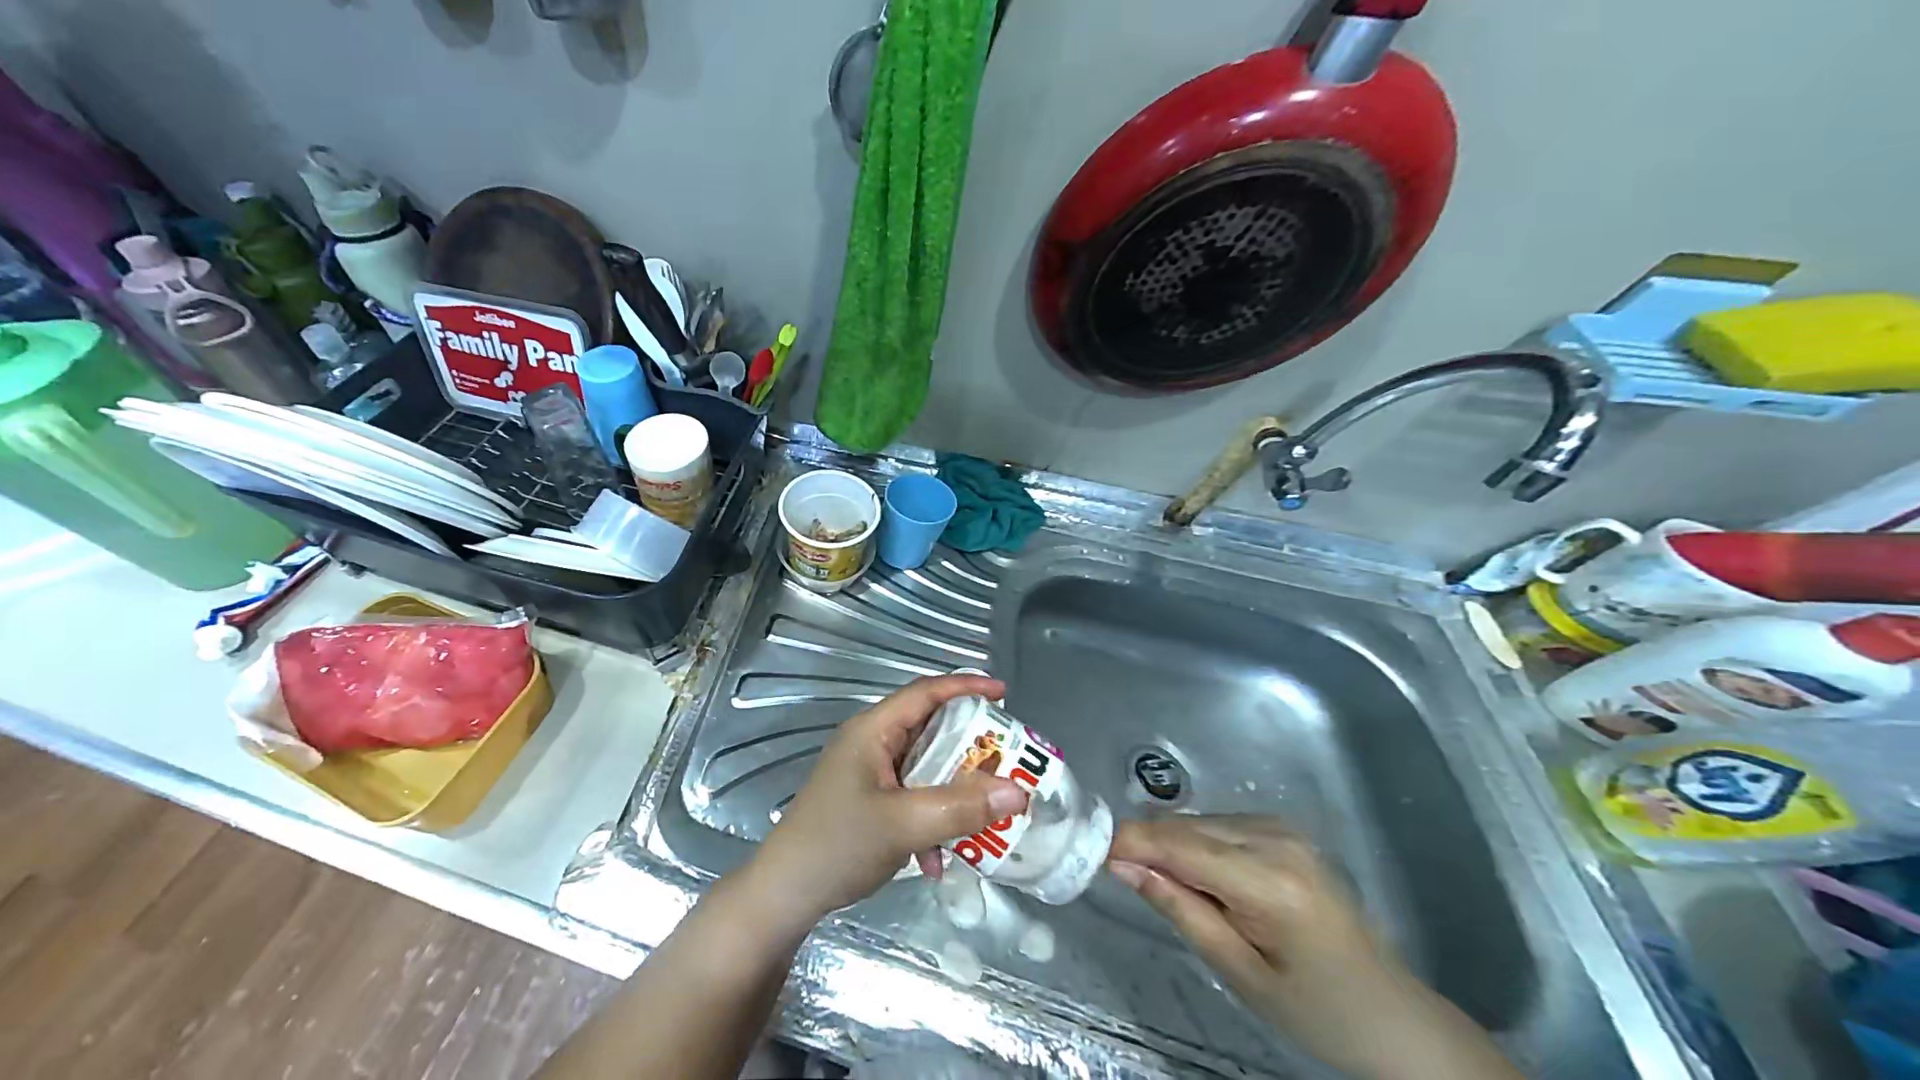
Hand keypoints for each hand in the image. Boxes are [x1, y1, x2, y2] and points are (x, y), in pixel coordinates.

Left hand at [749, 675, 1028, 923]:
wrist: (784, 896)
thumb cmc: (838, 845)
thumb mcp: (904, 824)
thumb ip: (962, 808)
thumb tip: (1020, 793)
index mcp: (873, 731)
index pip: (925, 693)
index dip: (966, 687)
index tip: (1004, 694)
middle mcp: (871, 744)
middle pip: (929, 730)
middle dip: (969, 746)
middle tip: (1005, 758)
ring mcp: (868, 775)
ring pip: (925, 767)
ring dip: (953, 789)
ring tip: (985, 809)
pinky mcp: (868, 803)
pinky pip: (913, 797)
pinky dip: (932, 818)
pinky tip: (938, 859)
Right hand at [1109, 816, 1521, 1079]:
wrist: (1391, 1014)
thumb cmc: (1315, 1009)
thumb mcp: (1239, 972)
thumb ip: (1180, 909)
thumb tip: (1123, 864)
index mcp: (1269, 882)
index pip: (1180, 844)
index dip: (1130, 841)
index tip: (1089, 851)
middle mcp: (1277, 839)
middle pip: (1187, 826)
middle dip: (1145, 841)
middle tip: (1110, 869)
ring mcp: (1285, 830)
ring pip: (1201, 820)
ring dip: (1170, 842)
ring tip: (1153, 880)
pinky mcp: (1287, 831)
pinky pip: (1222, 825)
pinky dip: (1195, 842)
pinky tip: (1192, 873)